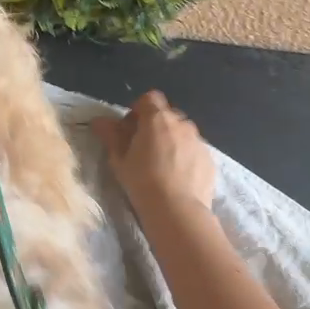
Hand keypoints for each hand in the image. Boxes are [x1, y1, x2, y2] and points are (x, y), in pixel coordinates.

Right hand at [91, 90, 214, 212]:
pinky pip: (194, 149)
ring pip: (182, 132)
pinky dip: (185, 155)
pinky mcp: (210, 160)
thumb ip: (110, 135)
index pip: (150, 98)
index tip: (130, 127)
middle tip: (143, 146)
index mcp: (157, 119)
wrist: (177, 210)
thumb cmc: (142, 180)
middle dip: (155, 125)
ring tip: (162, 163)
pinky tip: (177, 176)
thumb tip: (99, 121)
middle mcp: (182, 124)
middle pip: (167, 114)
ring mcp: (199, 142)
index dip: (138, 109)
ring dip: (171, 140)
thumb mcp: (119, 158)